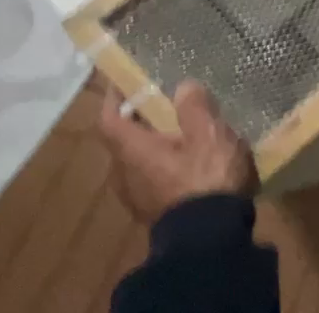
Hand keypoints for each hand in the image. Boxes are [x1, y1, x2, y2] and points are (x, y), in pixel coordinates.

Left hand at [98, 80, 258, 222]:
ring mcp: (137, 196)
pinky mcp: (153, 210)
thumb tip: (182, 87)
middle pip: (124, 141)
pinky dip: (165, 162)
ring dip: (154, 143)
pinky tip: (192, 160)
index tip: (121, 82)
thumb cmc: (206, 177)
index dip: (112, 100)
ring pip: (139, 161)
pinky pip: (152, 177)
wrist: (208, 237)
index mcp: (133, 151)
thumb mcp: (209, 134)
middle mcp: (125, 174)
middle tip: (164, 102)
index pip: (109, 121)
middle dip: (140, 121)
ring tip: (184, 130)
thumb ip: (194, 108)